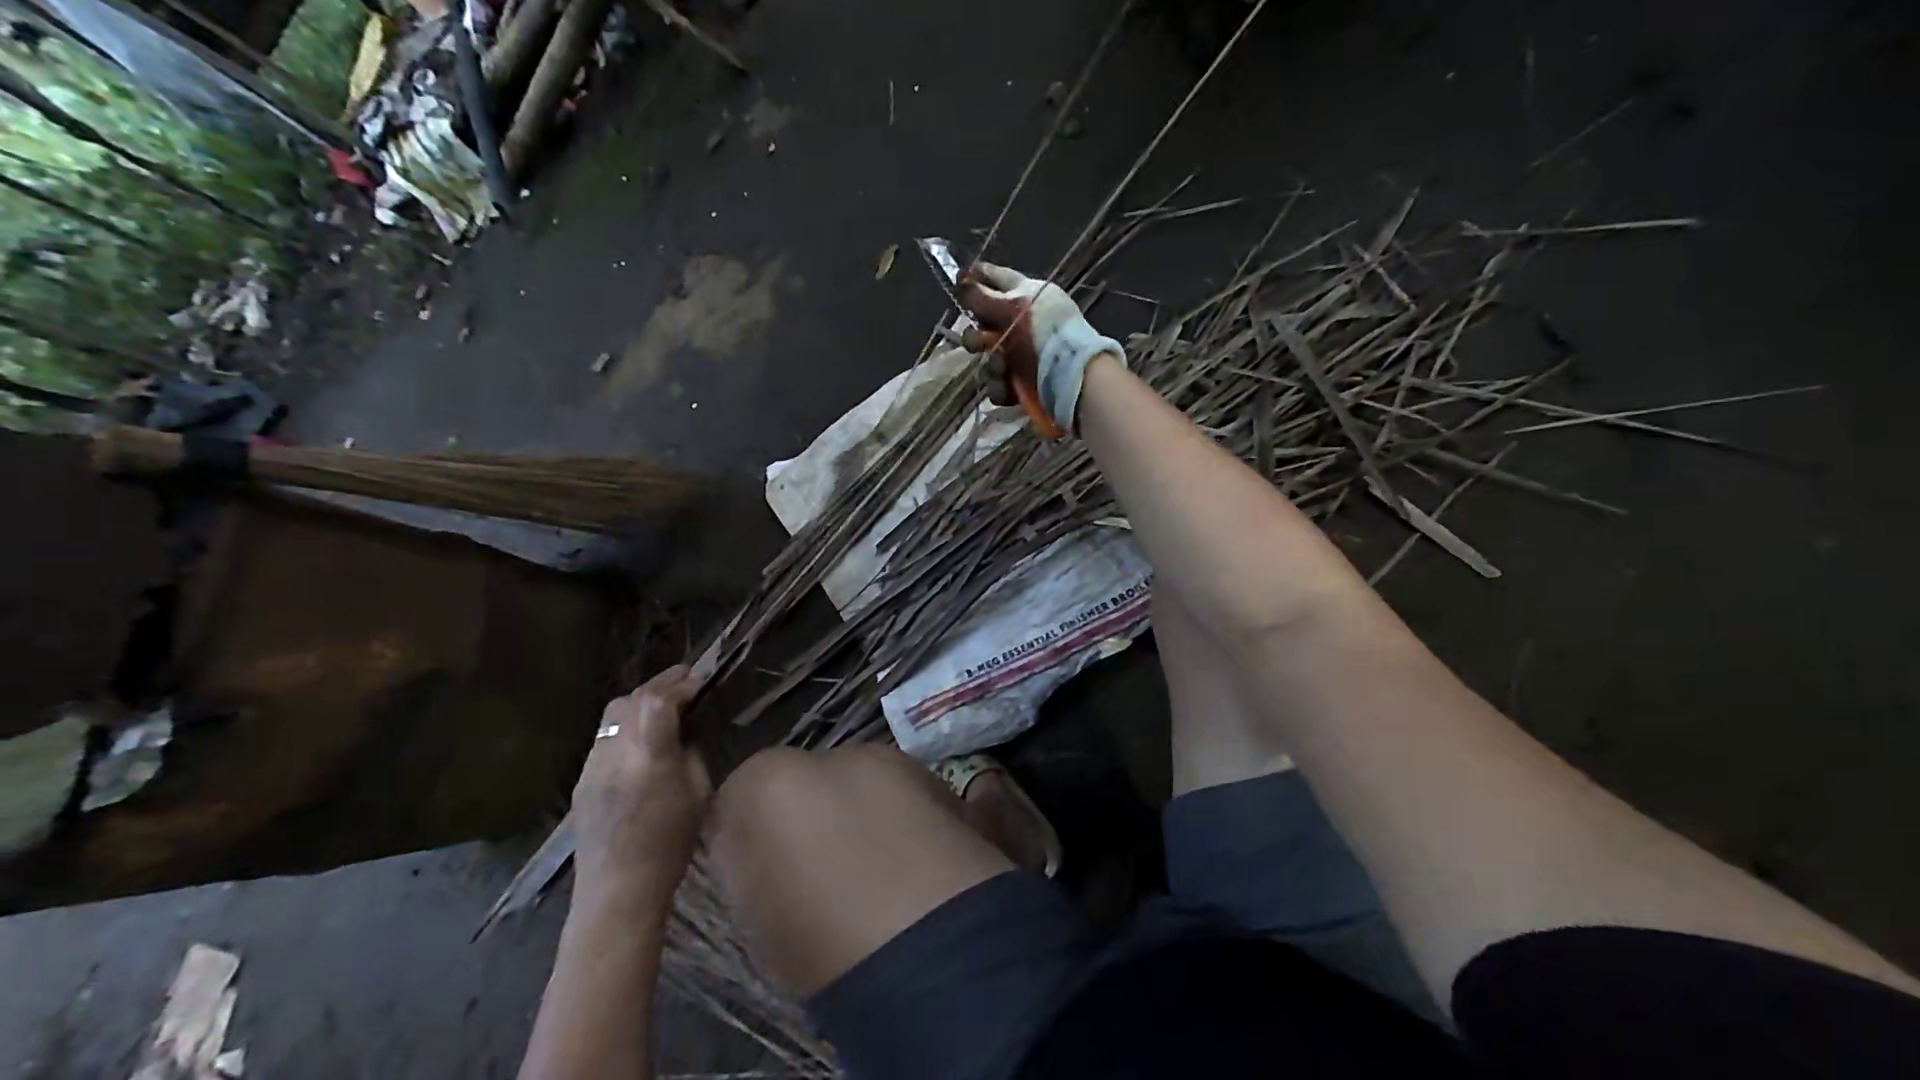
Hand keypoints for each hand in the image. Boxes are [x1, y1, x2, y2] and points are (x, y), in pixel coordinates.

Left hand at [571, 665, 709, 901]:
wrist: (617, 890)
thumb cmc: (669, 846)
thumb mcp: (698, 794)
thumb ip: (691, 755)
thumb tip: (685, 733)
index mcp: (649, 757)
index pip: (659, 701)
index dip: (680, 685)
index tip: (699, 680)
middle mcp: (616, 752)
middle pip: (632, 699)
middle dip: (660, 683)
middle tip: (684, 676)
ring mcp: (592, 765)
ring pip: (612, 714)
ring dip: (639, 699)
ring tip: (662, 699)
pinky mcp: (581, 779)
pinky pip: (604, 737)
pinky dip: (625, 723)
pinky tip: (640, 734)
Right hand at [959, 261, 1123, 433]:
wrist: (1071, 380)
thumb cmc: (1044, 335)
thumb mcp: (1013, 308)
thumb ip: (982, 297)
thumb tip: (960, 282)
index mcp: (1027, 295)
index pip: (998, 278)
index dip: (977, 277)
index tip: (957, 280)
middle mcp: (1024, 323)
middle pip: (985, 325)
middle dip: (976, 336)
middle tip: (978, 343)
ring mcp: (1023, 355)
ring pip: (989, 357)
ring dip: (991, 364)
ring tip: (1003, 368)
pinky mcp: (1023, 383)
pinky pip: (998, 383)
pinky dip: (1000, 386)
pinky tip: (1008, 387)